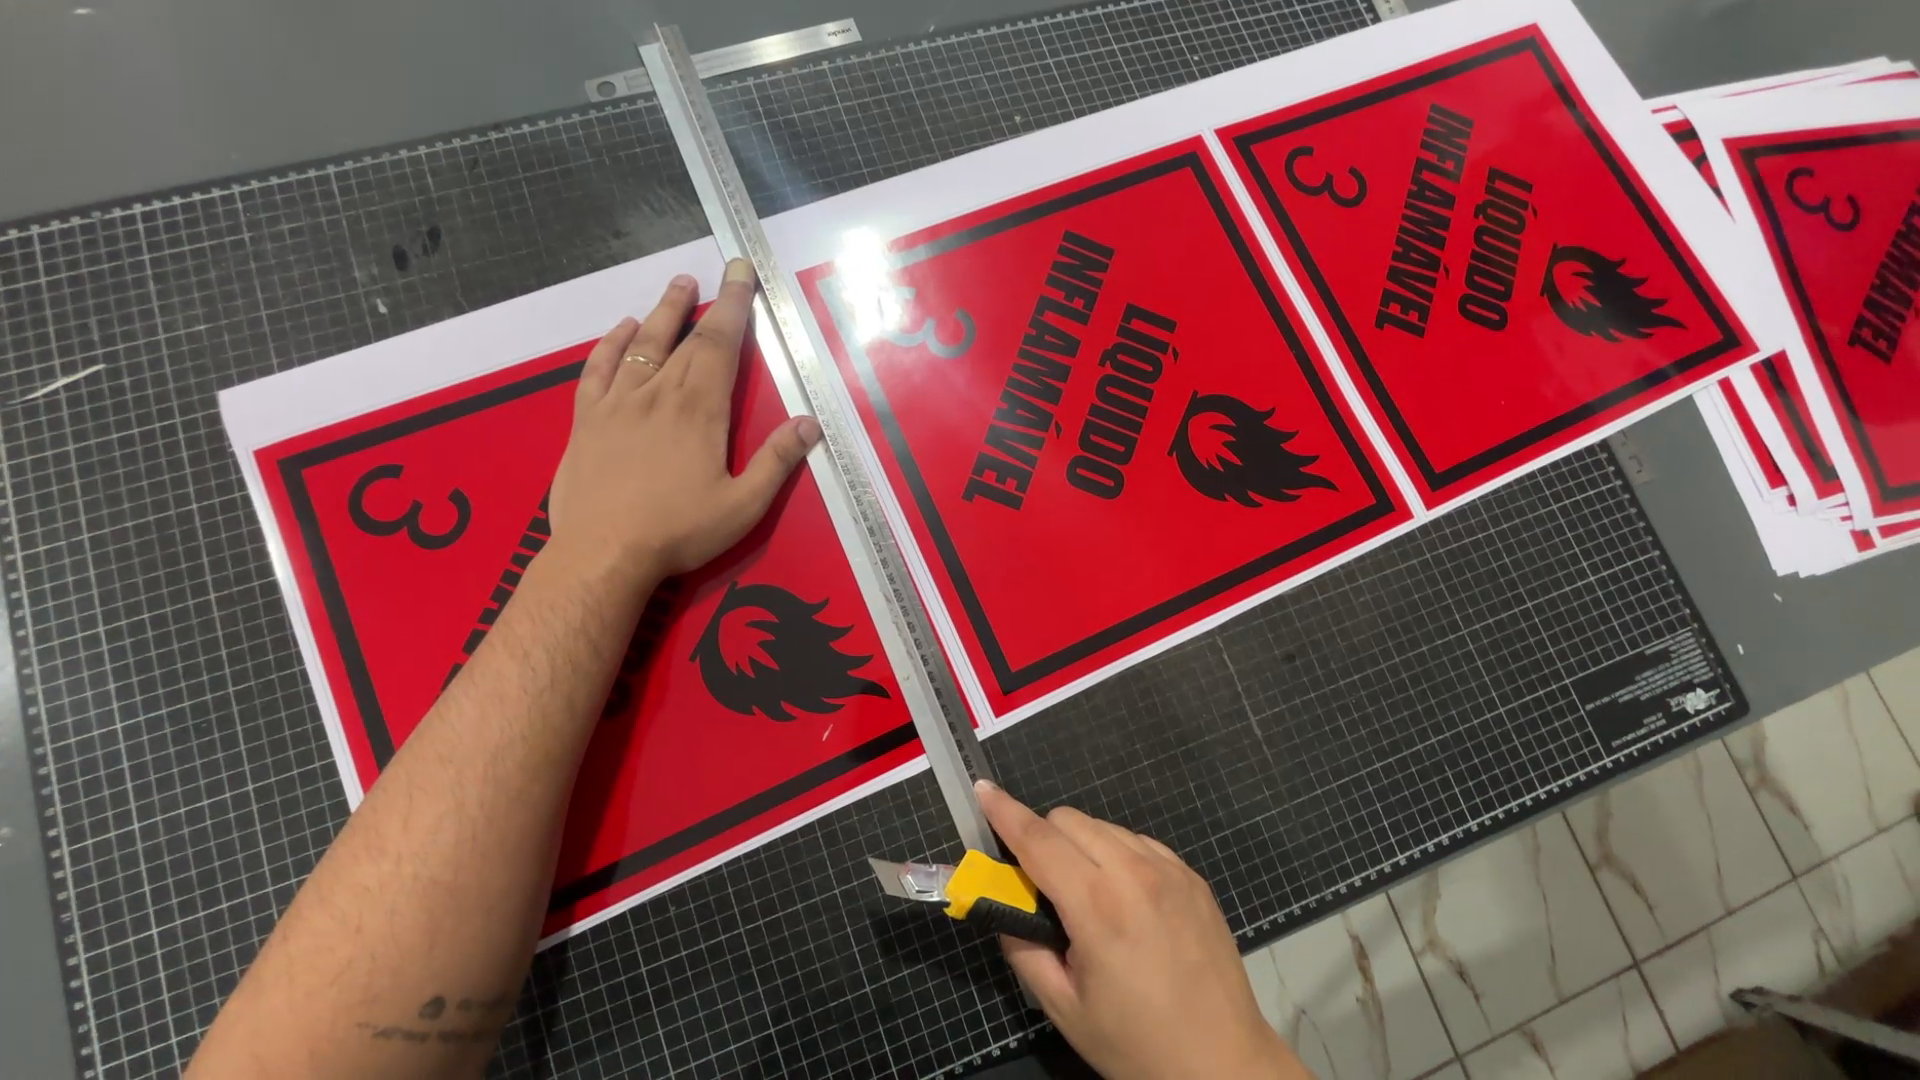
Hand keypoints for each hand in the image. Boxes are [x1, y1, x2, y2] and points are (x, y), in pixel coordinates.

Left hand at [548, 259, 821, 590]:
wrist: (602, 554)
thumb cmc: (679, 532)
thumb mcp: (743, 506)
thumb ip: (776, 462)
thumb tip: (809, 424)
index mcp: (700, 410)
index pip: (721, 345)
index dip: (734, 306)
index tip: (741, 272)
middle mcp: (659, 394)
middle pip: (687, 338)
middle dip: (709, 304)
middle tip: (720, 275)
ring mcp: (618, 403)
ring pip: (644, 345)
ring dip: (664, 312)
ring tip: (680, 285)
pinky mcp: (587, 419)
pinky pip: (599, 369)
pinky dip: (613, 344)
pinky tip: (624, 329)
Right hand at [978, 781, 1307, 1079]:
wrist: (1224, 1064)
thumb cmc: (1136, 1043)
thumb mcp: (1062, 1006)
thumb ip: (1022, 946)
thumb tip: (1003, 904)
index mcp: (1097, 905)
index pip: (1038, 840)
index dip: (1005, 812)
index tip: (983, 790)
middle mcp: (1135, 872)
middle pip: (1068, 819)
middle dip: (1042, 838)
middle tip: (1040, 885)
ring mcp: (1170, 869)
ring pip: (1103, 825)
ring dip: (1080, 845)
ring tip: (1087, 895)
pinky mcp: (1192, 875)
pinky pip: (1137, 841)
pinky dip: (1116, 854)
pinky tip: (1124, 897)